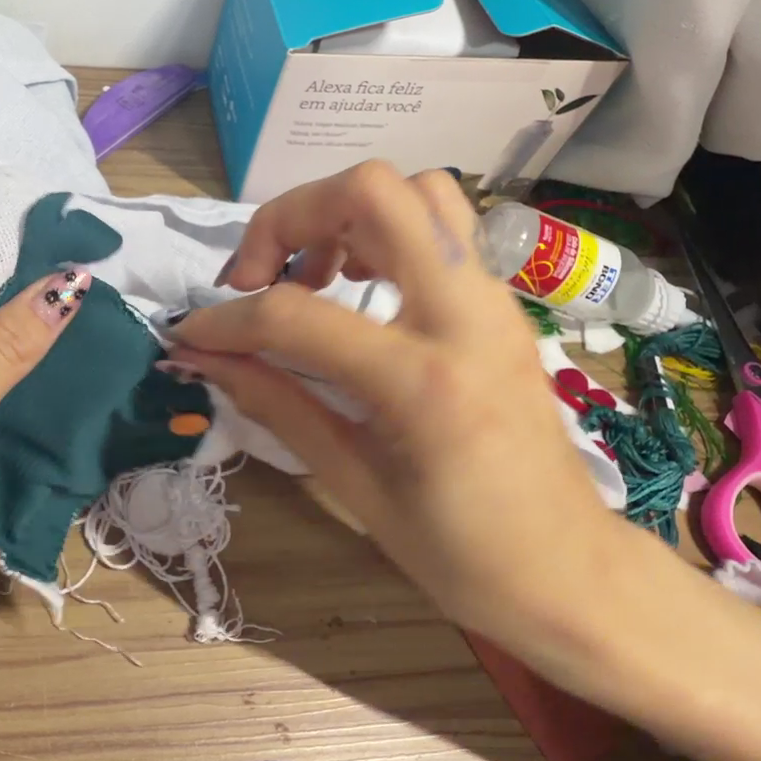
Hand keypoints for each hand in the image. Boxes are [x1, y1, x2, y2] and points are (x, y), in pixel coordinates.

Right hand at [170, 162, 615, 641]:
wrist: (570, 572)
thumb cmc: (458, 553)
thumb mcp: (350, 484)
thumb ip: (273, 402)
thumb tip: (200, 358)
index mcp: (423, 382)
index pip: (294, 314)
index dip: (224, 320)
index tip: (191, 336)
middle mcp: (463, 317)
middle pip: (371, 193)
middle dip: (289, 218)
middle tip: (256, 277)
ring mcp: (491, 299)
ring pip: (415, 188)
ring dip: (341, 213)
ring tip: (309, 276)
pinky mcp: (499, 301)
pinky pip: (439, 224)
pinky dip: (380, 230)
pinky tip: (353, 287)